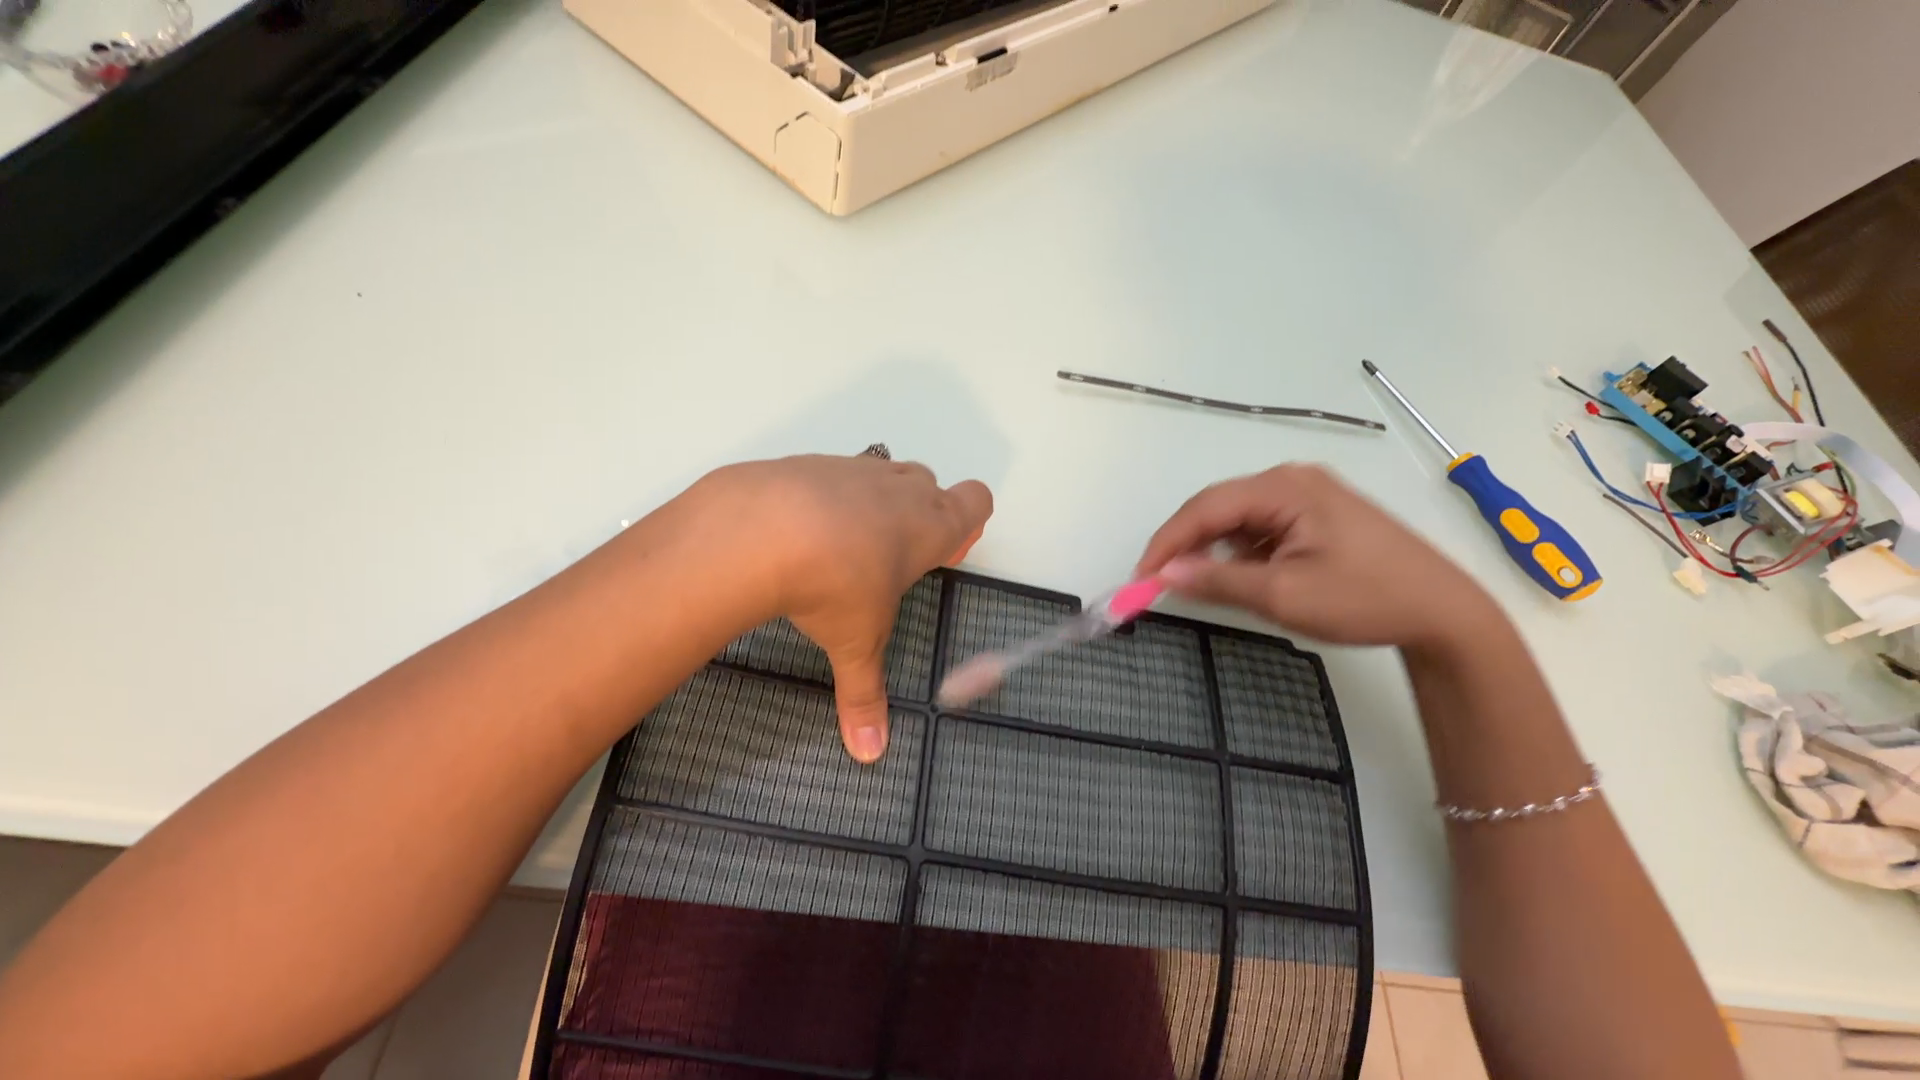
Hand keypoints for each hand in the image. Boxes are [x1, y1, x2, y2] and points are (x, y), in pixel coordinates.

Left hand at [692, 454, 990, 762]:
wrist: (760, 529)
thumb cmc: (835, 584)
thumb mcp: (856, 643)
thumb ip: (865, 695)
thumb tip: (869, 752)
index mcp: (930, 525)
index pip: (976, 501)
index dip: (968, 524)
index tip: (943, 554)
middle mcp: (899, 489)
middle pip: (930, 486)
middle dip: (919, 518)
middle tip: (891, 561)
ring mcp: (854, 469)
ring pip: (882, 475)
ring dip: (873, 505)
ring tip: (840, 550)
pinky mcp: (809, 462)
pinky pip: (832, 476)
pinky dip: (824, 499)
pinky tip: (798, 534)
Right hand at [1135, 464, 1496, 648]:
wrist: (1443, 612)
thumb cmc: (1364, 598)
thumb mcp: (1282, 595)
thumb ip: (1217, 581)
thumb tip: (1165, 575)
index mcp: (1284, 488)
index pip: (1205, 508)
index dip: (1167, 542)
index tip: (1140, 578)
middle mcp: (1294, 480)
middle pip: (1220, 508)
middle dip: (1189, 546)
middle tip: (1162, 584)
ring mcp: (1311, 495)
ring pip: (1241, 519)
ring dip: (1218, 551)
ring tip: (1204, 587)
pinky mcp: (1321, 515)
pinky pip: (1265, 527)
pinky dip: (1245, 552)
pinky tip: (1245, 578)